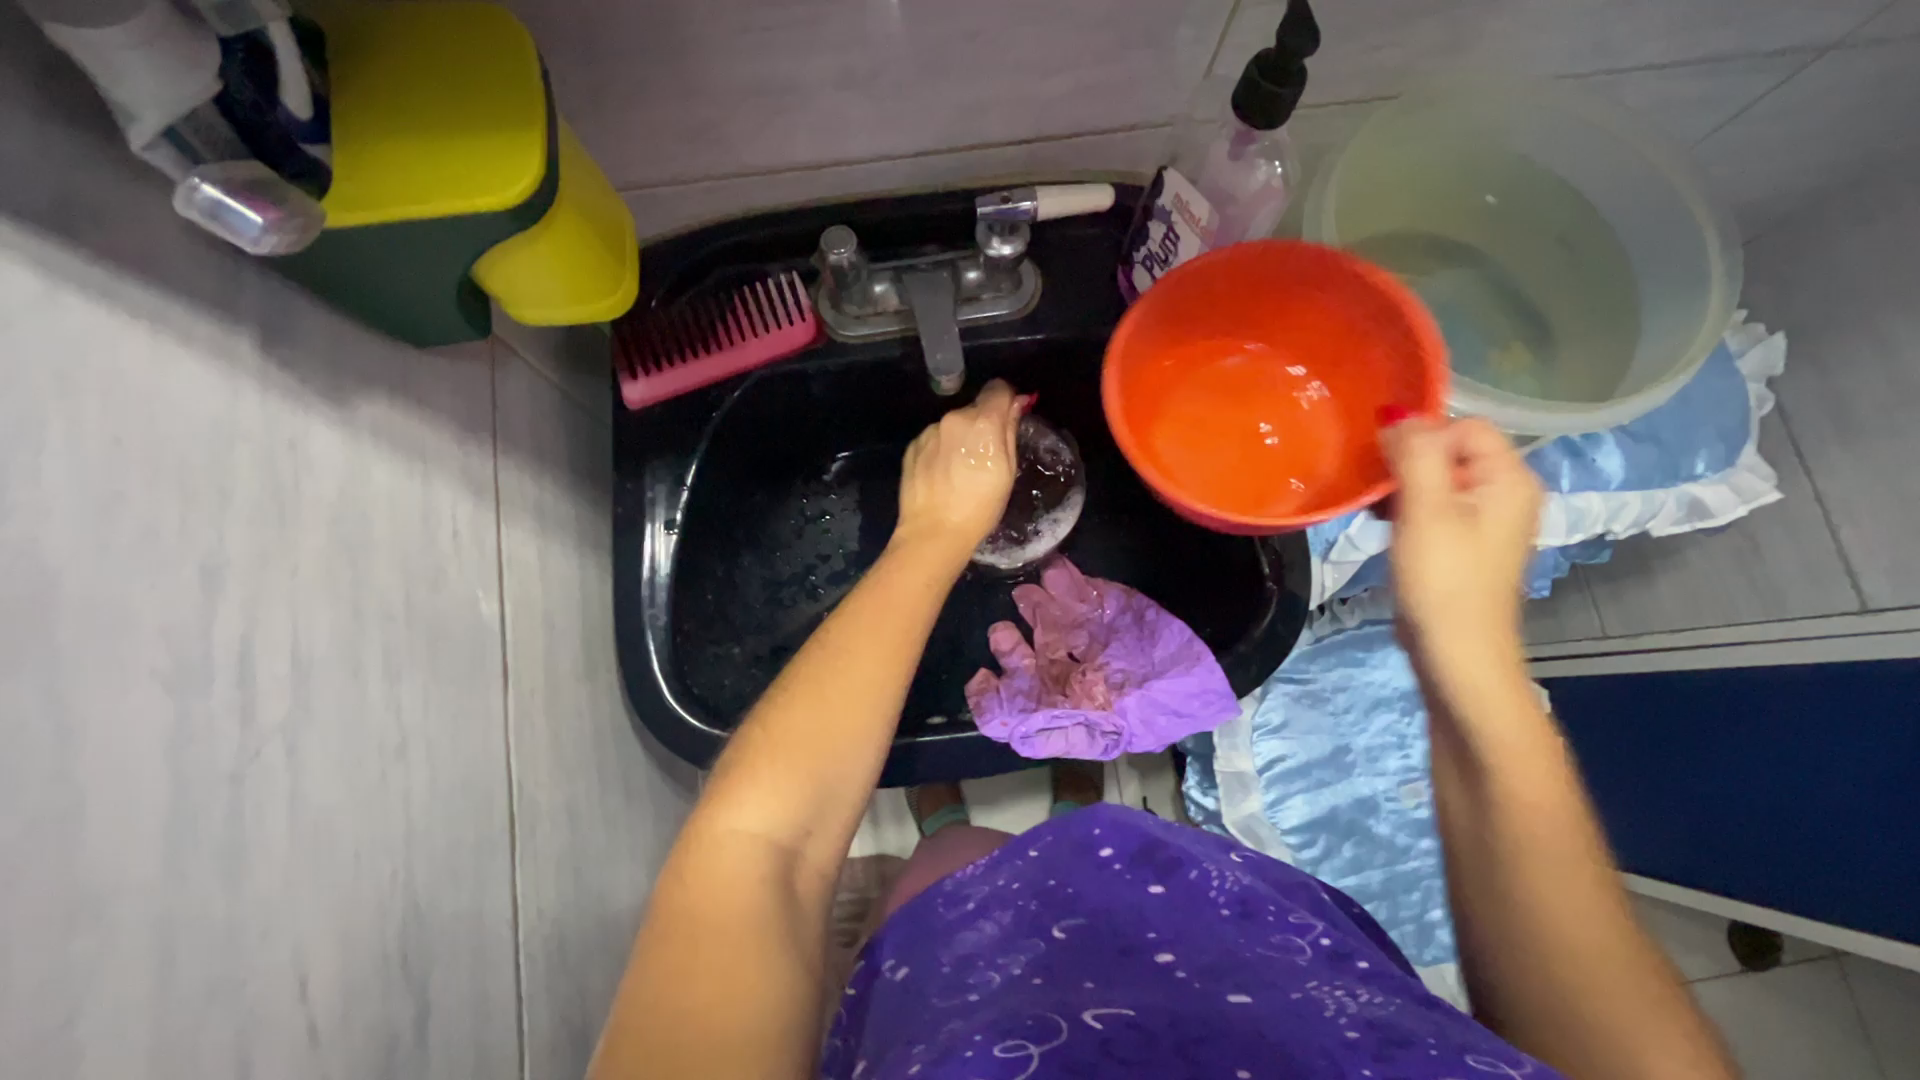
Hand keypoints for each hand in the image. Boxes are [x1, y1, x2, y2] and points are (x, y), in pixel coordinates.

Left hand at [892, 379, 1025, 564]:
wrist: (934, 532)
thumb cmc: (979, 507)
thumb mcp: (1007, 471)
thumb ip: (1010, 431)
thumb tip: (1015, 403)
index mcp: (982, 422)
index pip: (998, 388)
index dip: (1006, 400)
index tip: (1008, 419)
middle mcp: (953, 418)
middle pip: (974, 409)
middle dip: (982, 425)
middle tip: (985, 457)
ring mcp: (929, 432)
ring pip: (952, 425)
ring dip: (959, 438)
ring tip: (960, 471)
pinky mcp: (912, 447)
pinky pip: (934, 439)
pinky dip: (941, 450)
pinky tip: (942, 476)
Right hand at [1379, 414, 1542, 693]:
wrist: (1455, 651)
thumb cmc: (1442, 578)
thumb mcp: (1426, 508)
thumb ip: (1416, 452)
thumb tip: (1398, 414)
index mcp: (1510, 478)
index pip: (1463, 425)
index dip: (1421, 438)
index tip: (1388, 469)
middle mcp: (1506, 492)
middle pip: (1449, 449)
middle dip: (1407, 464)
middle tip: (1379, 494)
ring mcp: (1486, 520)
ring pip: (1436, 478)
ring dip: (1402, 489)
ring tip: (1379, 514)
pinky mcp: (1464, 543)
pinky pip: (1434, 506)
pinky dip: (1407, 511)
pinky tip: (1386, 529)